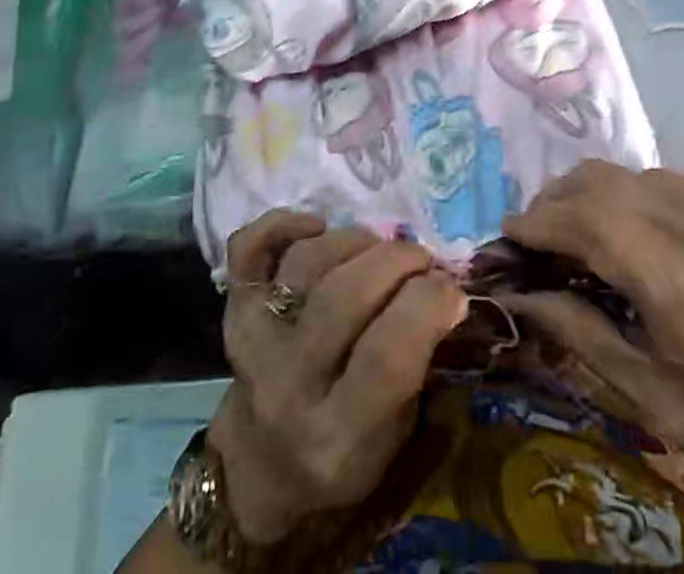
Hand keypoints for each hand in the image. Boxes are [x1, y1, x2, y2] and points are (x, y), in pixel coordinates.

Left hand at [208, 211, 466, 544]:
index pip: (385, 358)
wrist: (258, 461)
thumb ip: (414, 367)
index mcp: (337, 438)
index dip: (427, 308)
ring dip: (354, 240)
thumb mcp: (393, 436)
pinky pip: (246, 248)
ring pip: (305, 263)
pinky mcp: (231, 308)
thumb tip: (442, 288)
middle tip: (422, 258)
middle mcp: (286, 383)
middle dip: (395, 262)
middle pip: (342, 298)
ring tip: (381, 248)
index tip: (452, 288)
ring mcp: (250, 339)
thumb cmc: (340, 455)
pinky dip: (281, 223)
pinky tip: (317, 227)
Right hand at [497, 163, 683, 525]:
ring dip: (590, 197)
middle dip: (555, 202)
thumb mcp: (652, 399)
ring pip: (634, 174)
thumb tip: (515, 293)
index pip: (595, 224)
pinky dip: (631, 200)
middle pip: (608, 183)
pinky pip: (670, 184)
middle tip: (535, 236)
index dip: (541, 222)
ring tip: (574, 234)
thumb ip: (577, 332)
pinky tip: (629, 235)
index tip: (509, 235)